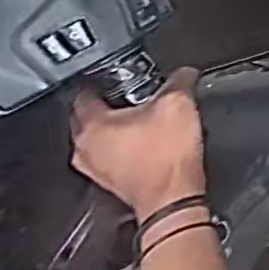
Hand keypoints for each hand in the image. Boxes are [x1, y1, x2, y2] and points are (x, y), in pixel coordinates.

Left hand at [70, 68, 206, 220]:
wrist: (173, 196)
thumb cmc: (168, 154)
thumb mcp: (179, 102)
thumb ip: (179, 80)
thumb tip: (184, 73)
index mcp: (92, 127)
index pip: (84, 96)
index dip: (99, 81)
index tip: (111, 76)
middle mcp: (86, 149)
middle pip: (86, 119)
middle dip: (105, 104)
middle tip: (128, 93)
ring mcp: (96, 168)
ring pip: (97, 139)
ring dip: (115, 127)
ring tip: (141, 116)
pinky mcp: (111, 181)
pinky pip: (110, 155)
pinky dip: (123, 145)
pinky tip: (147, 140)